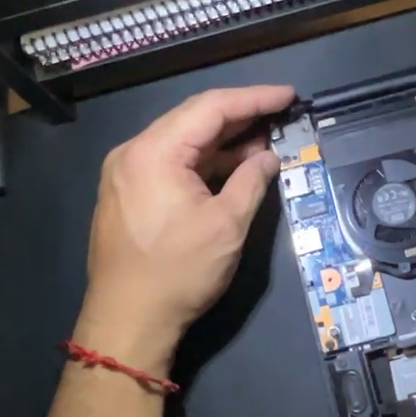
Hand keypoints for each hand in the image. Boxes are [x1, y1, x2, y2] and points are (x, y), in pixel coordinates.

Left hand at [74, 85, 293, 372]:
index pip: (210, 107)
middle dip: (240, 116)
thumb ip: (251, 181)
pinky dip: (203, 162)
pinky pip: (171, 163)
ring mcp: (127, 173)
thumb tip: (268, 158)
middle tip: (281, 115)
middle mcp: (133, 153)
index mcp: (154, 152)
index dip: (254, 98)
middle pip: (193, 119)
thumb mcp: (226, 225)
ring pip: (182, 142)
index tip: (289, 96)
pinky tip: (234, 166)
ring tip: (266, 142)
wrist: (127, 321)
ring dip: (223, 142)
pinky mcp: (128, 194)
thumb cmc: (178, 272)